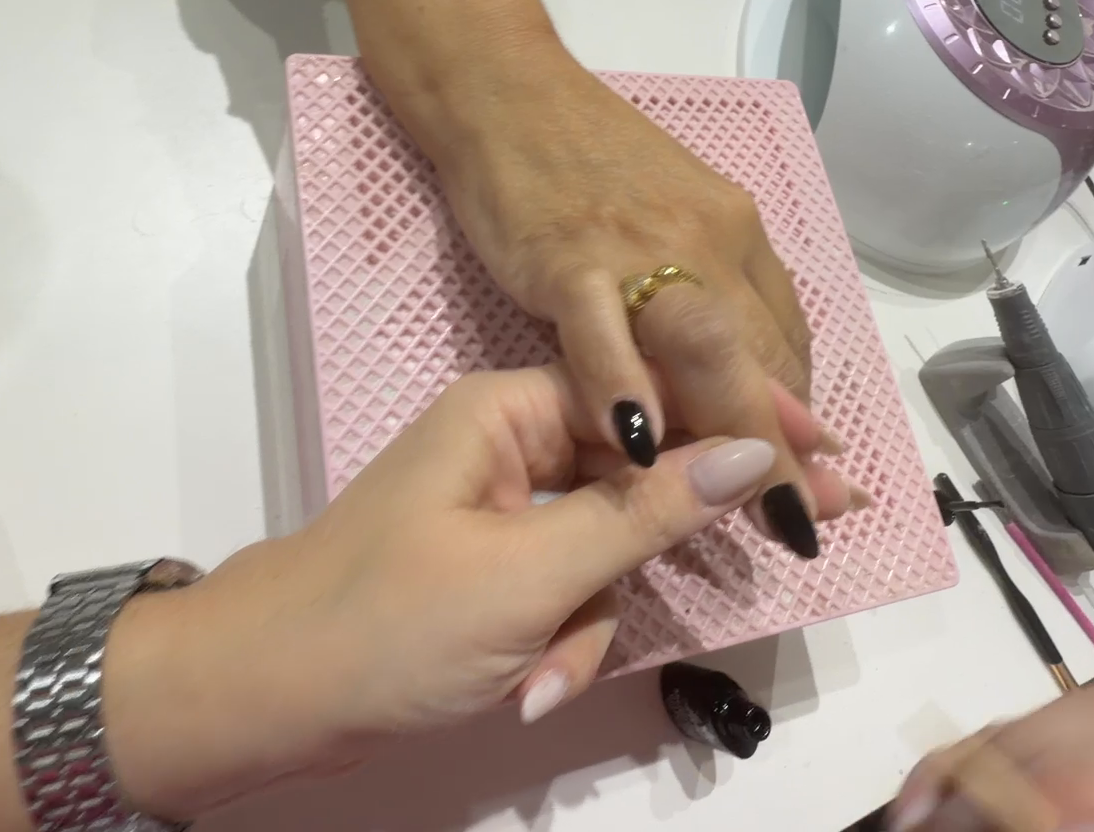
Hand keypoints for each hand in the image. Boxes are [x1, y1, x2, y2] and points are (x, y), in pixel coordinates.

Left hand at [105, 367, 780, 817]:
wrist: (269, 697)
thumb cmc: (392, 622)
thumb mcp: (531, 570)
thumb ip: (645, 511)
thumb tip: (749, 450)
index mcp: (506, 408)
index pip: (644, 396)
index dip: (733, 421)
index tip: (824, 453)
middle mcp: (507, 441)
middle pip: (630, 476)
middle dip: (664, 545)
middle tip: (789, 538)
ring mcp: (501, 506)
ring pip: (600, 547)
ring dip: (588, 622)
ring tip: (545, 676)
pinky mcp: (494, 562)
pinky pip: (563, 586)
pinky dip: (559, 640)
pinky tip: (528, 687)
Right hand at [432, 60, 849, 555]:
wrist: (511, 97)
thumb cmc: (587, 164)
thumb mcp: (666, 222)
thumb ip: (711, 293)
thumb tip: (749, 381)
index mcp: (732, 235)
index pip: (782, 343)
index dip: (801, 420)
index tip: (816, 480)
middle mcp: (706, 240)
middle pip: (760, 356)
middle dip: (791, 450)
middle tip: (810, 526)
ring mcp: (636, 245)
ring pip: (705, 344)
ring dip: (738, 435)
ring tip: (760, 515)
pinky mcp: (568, 251)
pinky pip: (602, 324)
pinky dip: (624, 383)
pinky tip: (639, 443)